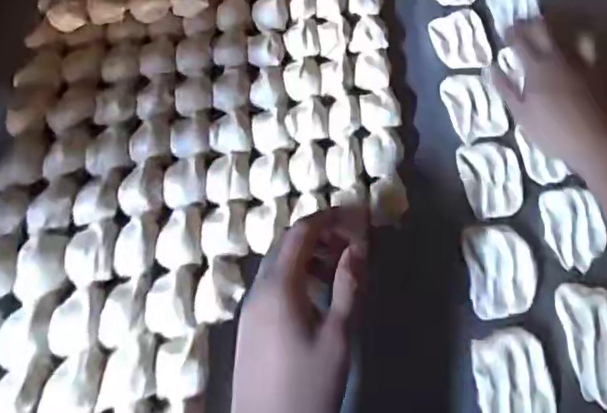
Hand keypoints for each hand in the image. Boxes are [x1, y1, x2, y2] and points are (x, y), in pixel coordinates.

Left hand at [231, 206, 367, 412]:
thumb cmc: (306, 390)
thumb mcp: (337, 339)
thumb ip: (348, 287)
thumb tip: (357, 247)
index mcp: (278, 286)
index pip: (302, 231)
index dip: (330, 216)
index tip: (357, 215)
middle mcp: (258, 290)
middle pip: (287, 243)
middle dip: (321, 233)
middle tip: (351, 240)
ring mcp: (249, 310)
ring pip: (278, 264)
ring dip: (309, 255)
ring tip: (339, 267)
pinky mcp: (249, 328)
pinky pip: (272, 284)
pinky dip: (296, 275)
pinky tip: (317, 296)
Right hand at [487, 18, 606, 185]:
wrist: (598, 144)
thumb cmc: (553, 133)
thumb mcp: (522, 116)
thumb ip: (505, 89)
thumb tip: (491, 67)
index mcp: (536, 66)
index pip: (519, 39)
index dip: (510, 32)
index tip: (504, 32)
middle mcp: (557, 57)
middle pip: (542, 28)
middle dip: (529, 23)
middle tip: (521, 25)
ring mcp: (579, 62)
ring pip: (565, 34)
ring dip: (553, 30)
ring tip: (547, 35)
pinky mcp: (596, 71)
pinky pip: (586, 47)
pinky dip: (576, 42)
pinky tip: (572, 51)